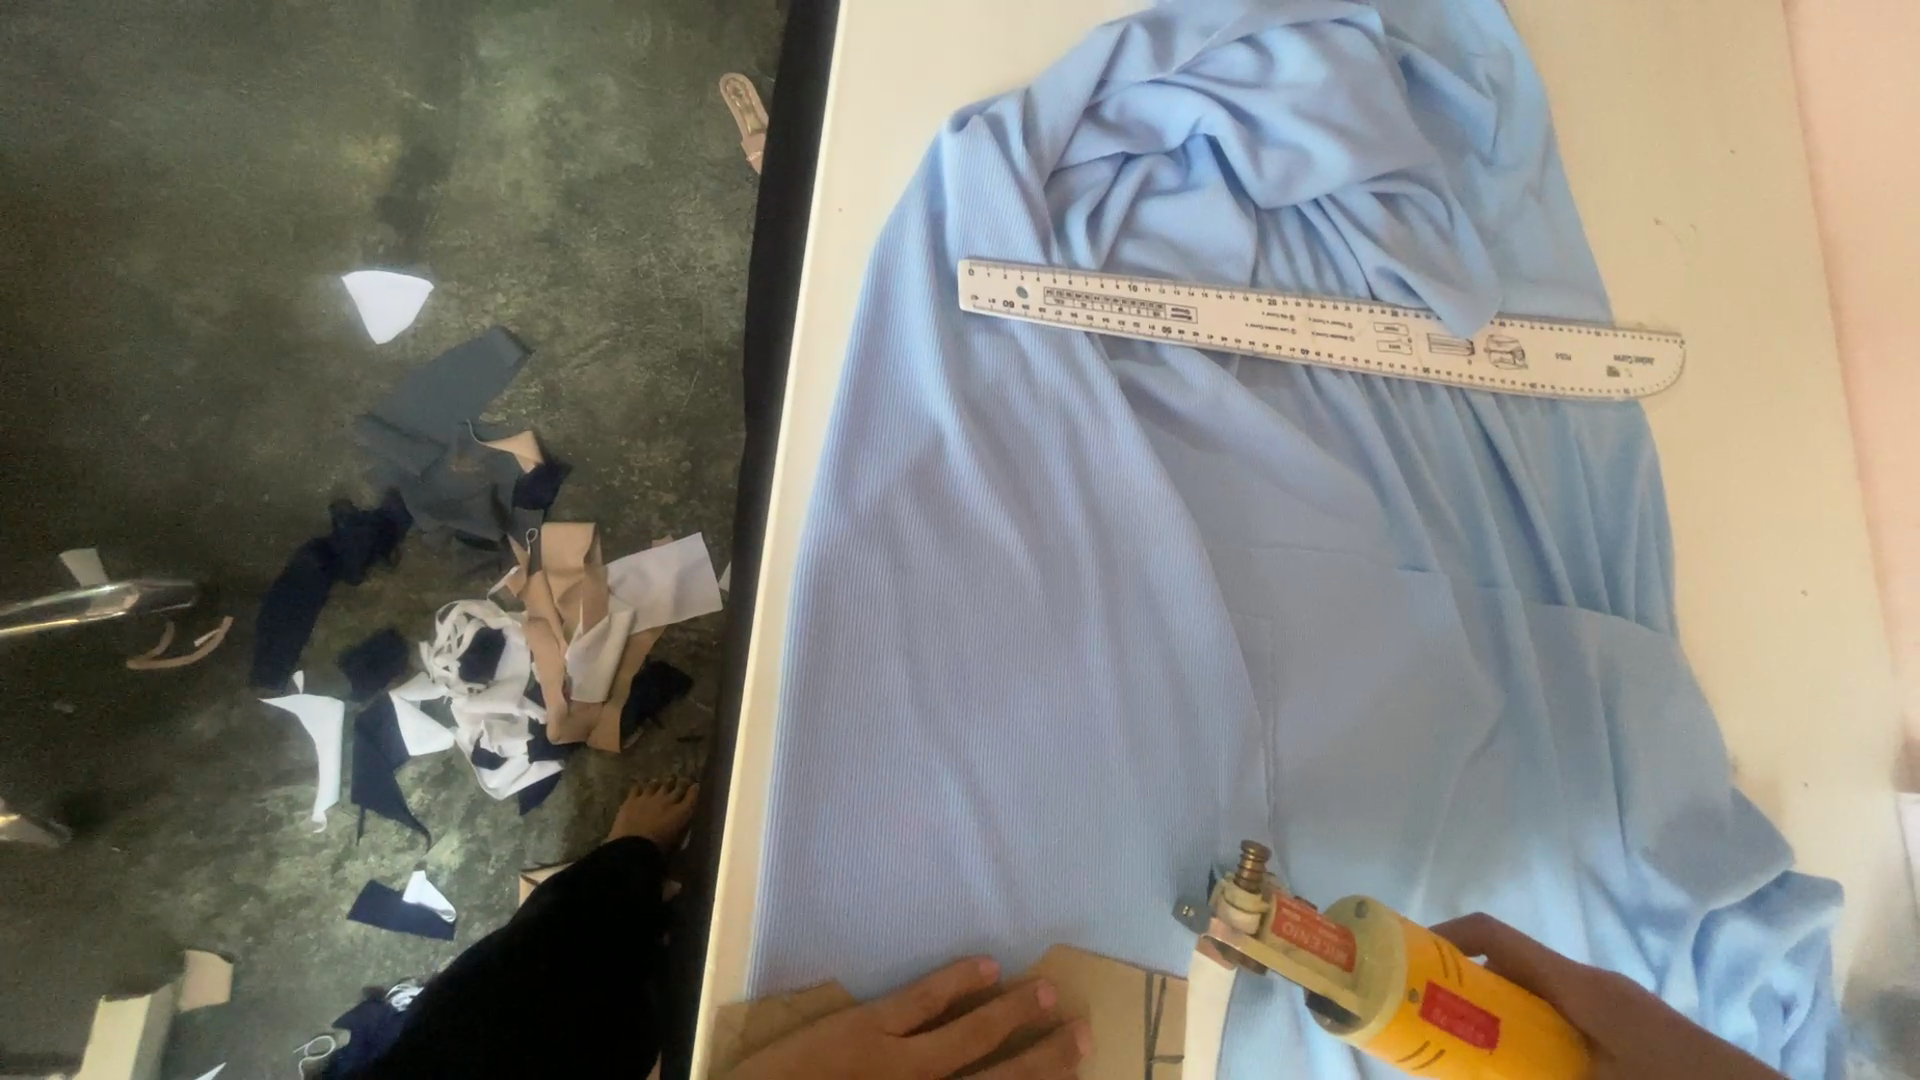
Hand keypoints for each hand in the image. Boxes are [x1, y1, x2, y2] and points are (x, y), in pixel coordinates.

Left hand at [605, 780, 697, 847]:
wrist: (633, 848)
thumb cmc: (659, 849)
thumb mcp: (677, 841)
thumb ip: (681, 828)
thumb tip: (683, 822)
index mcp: (681, 812)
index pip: (692, 795)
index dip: (694, 789)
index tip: (695, 786)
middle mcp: (668, 800)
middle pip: (677, 786)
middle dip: (680, 783)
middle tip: (680, 781)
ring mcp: (649, 798)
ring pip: (657, 784)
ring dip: (659, 784)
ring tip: (659, 783)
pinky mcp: (632, 800)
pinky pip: (637, 788)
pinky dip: (640, 788)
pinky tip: (640, 788)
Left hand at [727, 957, 1091, 1079]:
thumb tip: (956, 1071)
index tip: (1072, 1065)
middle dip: (1044, 1060)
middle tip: (1083, 1033)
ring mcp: (897, 1065)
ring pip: (971, 1036)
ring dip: (1014, 1015)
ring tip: (1049, 993)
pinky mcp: (867, 1029)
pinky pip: (924, 1000)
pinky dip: (959, 981)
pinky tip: (988, 966)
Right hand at [1432, 914, 1784, 1079]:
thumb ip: (1532, 1070)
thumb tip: (1467, 1075)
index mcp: (1576, 984)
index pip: (1494, 935)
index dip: (1446, 937)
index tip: (1410, 959)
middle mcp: (1591, 983)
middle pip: (1510, 967)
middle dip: (1469, 989)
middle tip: (1438, 1020)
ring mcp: (1617, 1006)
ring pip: (1539, 996)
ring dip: (1505, 1016)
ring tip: (1479, 1050)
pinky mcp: (1636, 1031)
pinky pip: (1568, 1017)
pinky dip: (1539, 1034)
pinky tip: (1536, 1067)